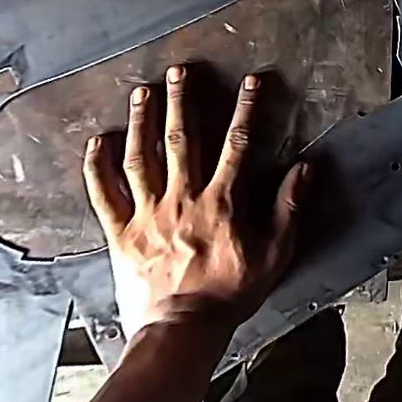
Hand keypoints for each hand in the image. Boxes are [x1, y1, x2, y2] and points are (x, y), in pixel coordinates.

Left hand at [83, 65, 305, 343]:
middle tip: (178, 70)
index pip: (236, 144)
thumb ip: (288, 209)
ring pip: (141, 157)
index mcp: (219, 202)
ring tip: (142, 91)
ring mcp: (147, 213)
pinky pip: (104, 194)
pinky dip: (97, 166)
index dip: (246, 109)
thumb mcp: (273, 256)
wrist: (181, 332)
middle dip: (181, 101)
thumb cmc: (229, 294)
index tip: (252, 81)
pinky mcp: (121, 231)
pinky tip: (96, 140)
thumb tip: (304, 168)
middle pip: (180, 139)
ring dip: (141, 121)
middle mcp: (181, 197)